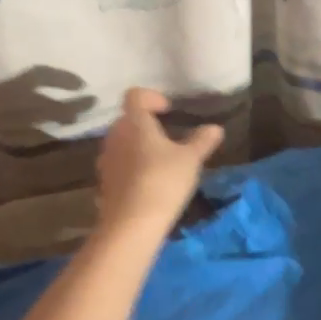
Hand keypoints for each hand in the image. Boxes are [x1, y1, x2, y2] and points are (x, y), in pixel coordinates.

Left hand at [95, 88, 223, 236]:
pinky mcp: (105, 181)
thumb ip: (202, 141)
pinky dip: (133, 166)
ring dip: (140, 145)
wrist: (131, 223)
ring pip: (123, 142)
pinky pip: (120, 163)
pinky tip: (150, 182)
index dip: (152, 97)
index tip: (168, 110)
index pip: (136, 95)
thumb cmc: (163, 181)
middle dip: (148, 124)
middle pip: (128, 119)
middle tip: (170, 137)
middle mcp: (115, 135)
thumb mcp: (190, 160)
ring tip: (162, 161)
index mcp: (134, 122)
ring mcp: (106, 159)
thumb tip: (215, 128)